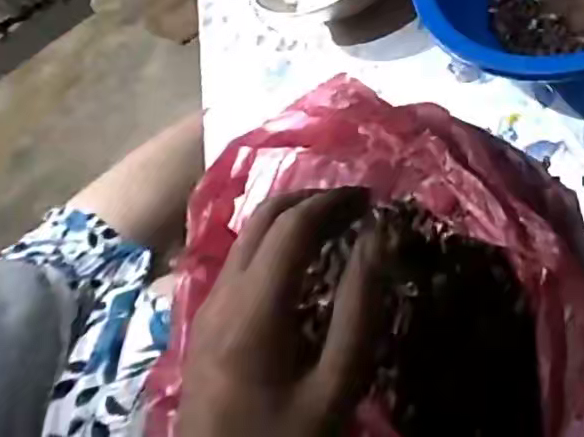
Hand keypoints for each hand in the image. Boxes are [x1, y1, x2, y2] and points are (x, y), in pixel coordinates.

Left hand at [177, 187, 382, 436]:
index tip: (371, 199)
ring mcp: (207, 308)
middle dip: (314, 199)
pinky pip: (241, 257)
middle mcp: (222, 296)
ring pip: (249, 233)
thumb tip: (378, 235)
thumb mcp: (337, 386)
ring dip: (294, 216)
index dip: (334, 200)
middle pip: (265, 216)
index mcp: (253, 309)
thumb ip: (360, 307)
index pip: (293, 224)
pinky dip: (276, 240)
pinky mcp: (205, 323)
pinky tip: (304, 259)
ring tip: (337, 224)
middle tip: (356, 206)